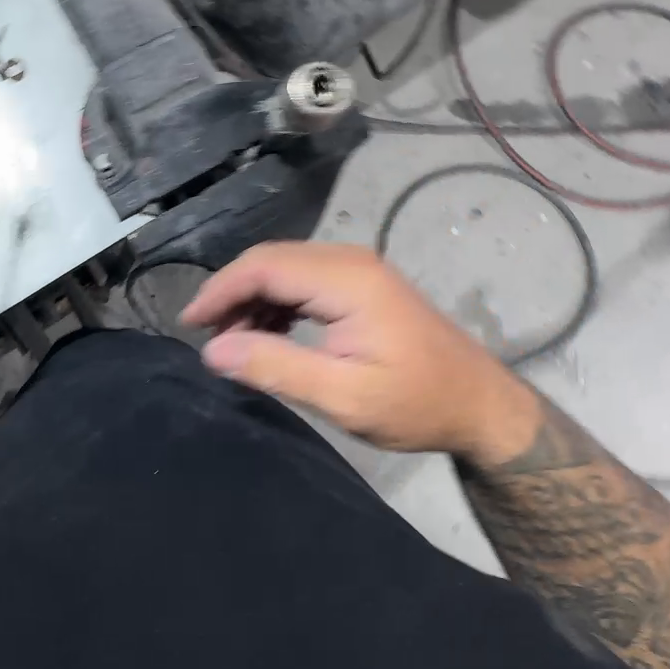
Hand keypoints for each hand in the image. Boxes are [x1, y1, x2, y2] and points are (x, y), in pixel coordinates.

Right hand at [180, 241, 539, 465]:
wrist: (481, 407)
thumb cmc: (417, 405)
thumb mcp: (343, 397)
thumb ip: (276, 368)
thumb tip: (213, 351)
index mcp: (347, 280)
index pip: (263, 266)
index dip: (219, 290)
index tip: (188, 324)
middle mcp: (349, 261)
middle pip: (269, 261)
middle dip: (230, 294)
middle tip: (207, 339)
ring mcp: (356, 268)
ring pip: (282, 268)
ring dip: (250, 300)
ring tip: (232, 343)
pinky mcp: (359, 283)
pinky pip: (301, 279)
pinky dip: (274, 302)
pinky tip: (266, 334)